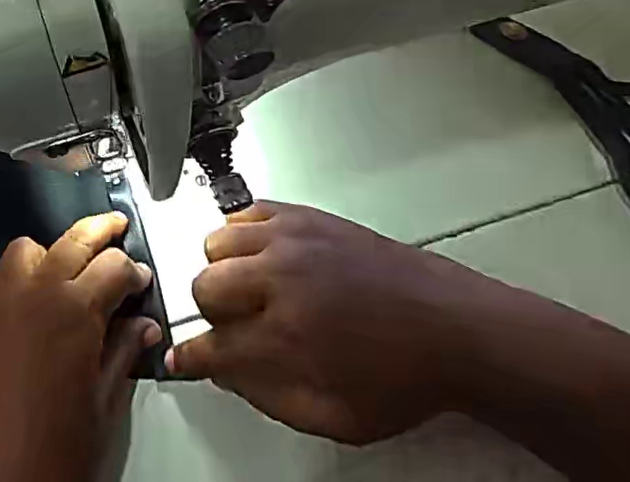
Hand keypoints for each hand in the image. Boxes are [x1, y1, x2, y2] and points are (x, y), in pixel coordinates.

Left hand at [0, 212, 160, 481]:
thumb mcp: (103, 405)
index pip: (115, 267)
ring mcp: (0, 295)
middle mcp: (36, 289)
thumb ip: (123, 354)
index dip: (134, 272)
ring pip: (30, 248)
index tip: (142, 280)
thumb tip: (143, 327)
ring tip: (69, 271)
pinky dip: (14, 279)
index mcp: (75, 308)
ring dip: (53, 253)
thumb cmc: (50, 452)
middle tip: (117, 226)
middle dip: (101, 230)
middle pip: (75, 238)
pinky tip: (26, 302)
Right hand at [167, 201, 547, 444]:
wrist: (451, 327)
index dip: (190, 356)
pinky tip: (262, 255)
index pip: (213, 346)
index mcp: (286, 336)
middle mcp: (279, 279)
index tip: (179, 358)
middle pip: (204, 285)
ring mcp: (289, 239)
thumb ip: (271, 400)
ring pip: (215, 243)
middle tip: (232, 323)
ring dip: (224, 269)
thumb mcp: (338, 416)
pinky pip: (244, 212)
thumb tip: (228, 378)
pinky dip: (242, 235)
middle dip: (210, 312)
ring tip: (249, 286)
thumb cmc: (404, 375)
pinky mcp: (301, 214)